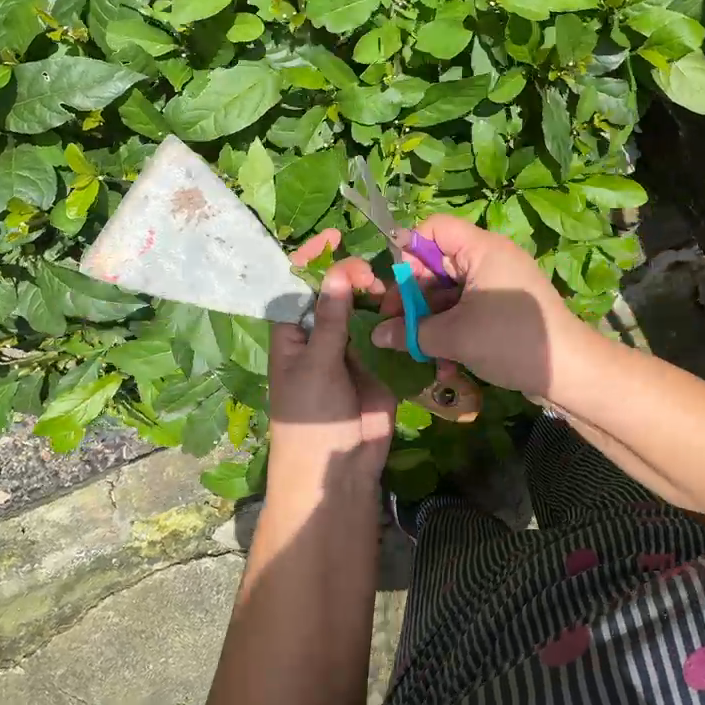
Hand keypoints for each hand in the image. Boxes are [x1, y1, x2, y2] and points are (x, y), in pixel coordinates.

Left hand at [266, 231, 395, 479]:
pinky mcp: (380, 362)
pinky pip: (389, 332)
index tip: (334, 237)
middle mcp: (323, 335)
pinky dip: (399, 319)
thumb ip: (330, 319)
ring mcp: (352, 348)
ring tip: (394, 294)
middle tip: (371, 278)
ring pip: (367, 309)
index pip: (298, 286)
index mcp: (294, 334)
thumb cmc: (310, 418)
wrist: (339, 467)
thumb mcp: (315, 365)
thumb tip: (339, 271)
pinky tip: (410, 310)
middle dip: (354, 276)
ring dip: (380, 297)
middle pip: (339, 292)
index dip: (313, 260)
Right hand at [371, 215, 594, 398]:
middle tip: (396, 329)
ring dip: (431, 325)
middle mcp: (490, 259)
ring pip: (449, 295)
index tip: (395, 288)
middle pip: (437, 265)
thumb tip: (377, 335)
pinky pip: (467, 312)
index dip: (408, 252)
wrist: (568, 369)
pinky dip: (453, 334)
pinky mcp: (503, 310)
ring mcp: (498, 285)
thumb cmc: (509, 339)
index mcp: (482, 249)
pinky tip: (445, 368)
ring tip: (418, 356)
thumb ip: (412, 332)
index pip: (434, 228)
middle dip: (415, 300)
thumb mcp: (454, 336)